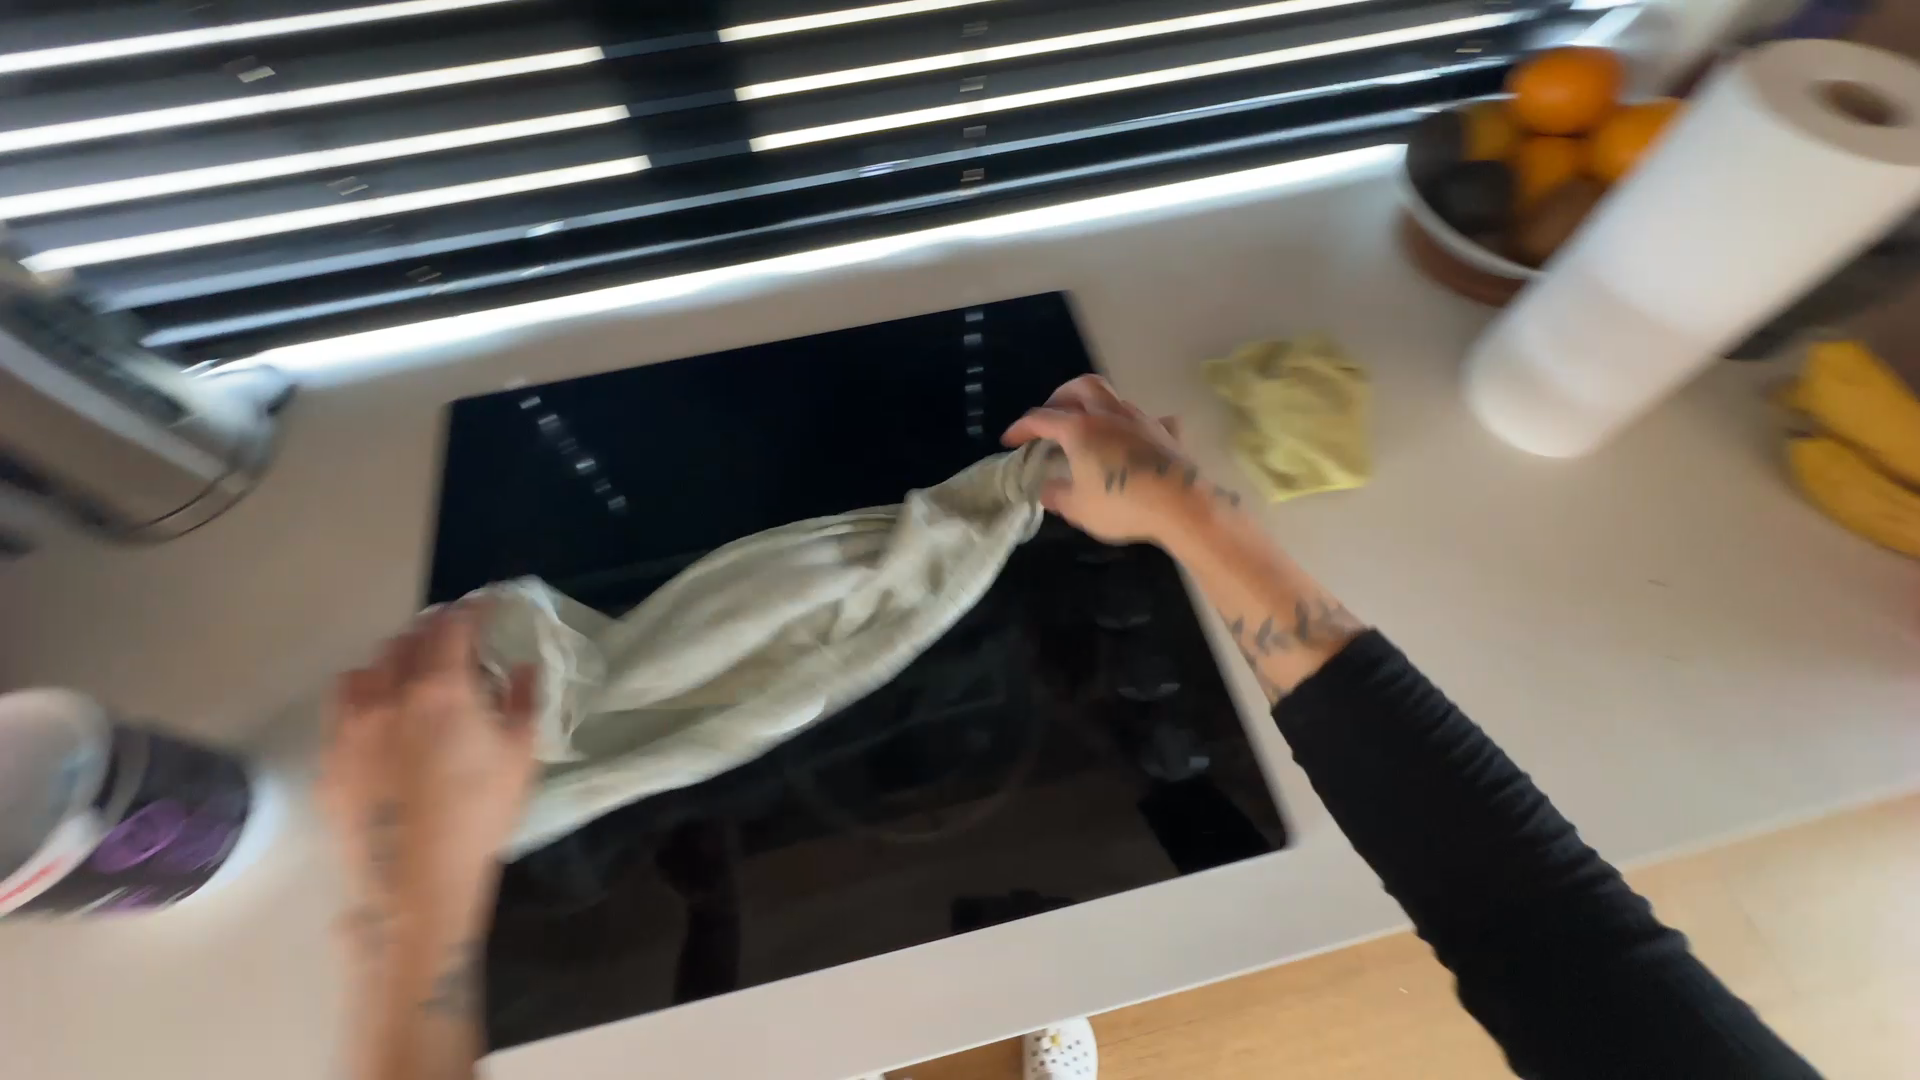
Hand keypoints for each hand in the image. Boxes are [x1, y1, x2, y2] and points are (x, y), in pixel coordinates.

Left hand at [320, 602, 538, 947]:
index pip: (453, 628)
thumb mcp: (521, 754)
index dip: (474, 609)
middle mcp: (388, 698)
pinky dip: (365, 698)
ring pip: (363, 671)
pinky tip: (383, 720)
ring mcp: (349, 730)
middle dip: (433, 630)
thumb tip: (523, 666)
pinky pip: (341, 711)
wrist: (416, 883)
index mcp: (442, 690)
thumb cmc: (481, 813)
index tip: (490, 604)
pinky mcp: (329, 763)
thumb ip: (523, 699)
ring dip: (391, 661)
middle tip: (456, 638)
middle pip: (404, 641)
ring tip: (412, 675)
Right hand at [1002, 375, 1239, 546]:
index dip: (1021, 428)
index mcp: (1080, 429)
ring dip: (1095, 406)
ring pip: (1113, 398)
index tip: (1009, 441)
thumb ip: (1056, 495)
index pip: (1041, 419)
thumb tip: (1045, 489)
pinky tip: (1134, 436)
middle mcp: (1109, 415)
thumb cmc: (1122, 505)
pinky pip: (1149, 420)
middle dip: (1061, 396)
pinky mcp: (1165, 434)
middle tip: (1051, 414)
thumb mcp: (1077, 508)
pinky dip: (1135, 425)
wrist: (1181, 506)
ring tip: (1088, 426)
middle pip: (1081, 386)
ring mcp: (1141, 420)